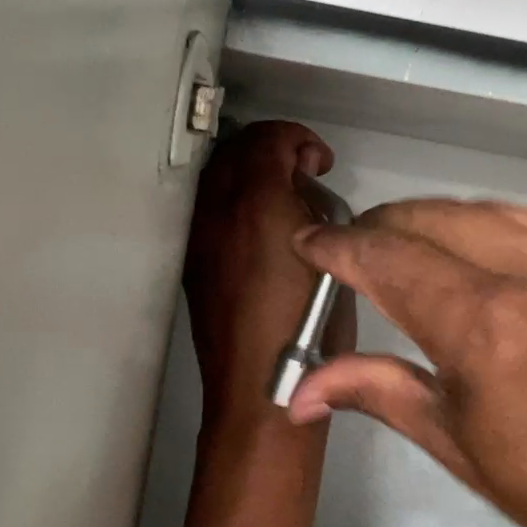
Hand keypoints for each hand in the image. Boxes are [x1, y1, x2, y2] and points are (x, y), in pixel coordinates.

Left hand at [184, 121, 351, 423]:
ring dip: (248, 174)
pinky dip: (232, 202)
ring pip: (217, 179)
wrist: (258, 388)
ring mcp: (199, 237)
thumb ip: (315, 211)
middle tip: (302, 175)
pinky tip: (259, 232)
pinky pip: (209, 210)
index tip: (318, 162)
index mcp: (257, 202)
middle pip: (235, 151)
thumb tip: (300, 190)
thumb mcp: (333, 260)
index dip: (298, 139)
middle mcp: (218, 211)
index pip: (269, 139)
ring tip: (282, 202)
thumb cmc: (310, 328)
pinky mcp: (193, 262)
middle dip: (271, 150)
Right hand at [286, 198, 526, 526]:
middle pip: (433, 217)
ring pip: (485, 210)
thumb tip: (299, 390)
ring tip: (404, 251)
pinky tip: (478, 262)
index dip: (339, 246)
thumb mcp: (463, 451)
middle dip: (379, 226)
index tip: (308, 243)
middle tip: (350, 252)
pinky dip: (488, 232)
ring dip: (431, 222)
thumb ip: (378, 393)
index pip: (389, 259)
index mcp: (489, 331)